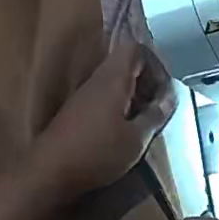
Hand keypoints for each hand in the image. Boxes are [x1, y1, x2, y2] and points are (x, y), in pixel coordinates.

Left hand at [27, 40, 176, 202]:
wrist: (50, 169)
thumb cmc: (97, 151)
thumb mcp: (136, 138)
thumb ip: (155, 115)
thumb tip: (169, 98)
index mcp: (113, 78)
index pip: (136, 49)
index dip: (156, 65)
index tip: (165, 91)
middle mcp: (97, 79)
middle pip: (126, 64)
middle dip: (147, 82)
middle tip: (159, 108)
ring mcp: (84, 94)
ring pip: (115, 82)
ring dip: (134, 96)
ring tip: (146, 122)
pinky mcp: (77, 110)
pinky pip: (104, 97)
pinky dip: (119, 107)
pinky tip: (124, 131)